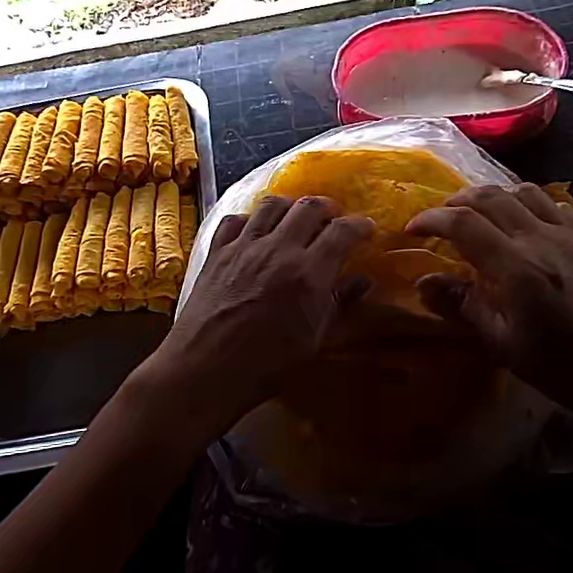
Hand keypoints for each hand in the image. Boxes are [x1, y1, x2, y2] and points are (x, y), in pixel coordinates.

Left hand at [152, 195, 374, 425]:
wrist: (206, 367)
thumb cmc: (266, 365)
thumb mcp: (313, 340)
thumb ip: (339, 305)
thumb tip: (361, 281)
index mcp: (308, 272)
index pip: (342, 231)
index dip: (360, 226)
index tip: (366, 229)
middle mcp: (277, 249)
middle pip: (308, 206)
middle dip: (328, 208)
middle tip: (333, 220)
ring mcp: (243, 247)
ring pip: (271, 204)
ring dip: (290, 207)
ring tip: (296, 219)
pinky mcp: (216, 252)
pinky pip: (235, 219)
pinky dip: (251, 219)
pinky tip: (255, 232)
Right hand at [406, 183, 572, 416]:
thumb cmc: (565, 369)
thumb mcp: (502, 344)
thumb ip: (461, 306)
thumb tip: (423, 282)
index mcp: (518, 268)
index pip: (463, 223)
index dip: (431, 219)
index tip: (411, 230)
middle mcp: (543, 241)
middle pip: (491, 196)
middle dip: (455, 202)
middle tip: (436, 221)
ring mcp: (571, 238)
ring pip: (523, 192)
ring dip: (491, 196)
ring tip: (473, 217)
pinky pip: (555, 205)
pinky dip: (527, 204)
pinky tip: (519, 226)